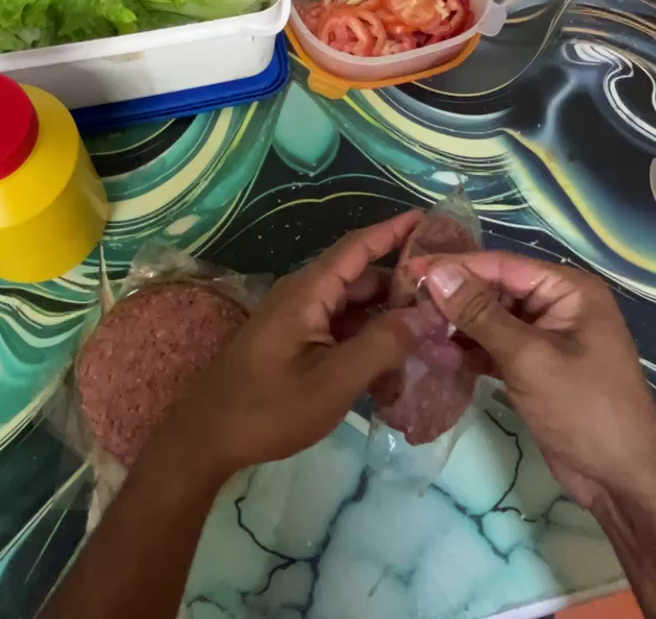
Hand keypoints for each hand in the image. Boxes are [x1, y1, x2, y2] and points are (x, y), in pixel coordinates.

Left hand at [162, 211, 435, 474]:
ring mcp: (299, 319)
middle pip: (360, 276)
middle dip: (402, 280)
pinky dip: (369, 334)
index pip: (358, 246)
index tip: (429, 218)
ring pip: (353, 304)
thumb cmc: (268, 407)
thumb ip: (381, 345)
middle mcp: (304, 295)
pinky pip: (341, 326)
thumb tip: (425, 314)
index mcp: (309, 291)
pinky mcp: (296, 342)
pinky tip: (397, 355)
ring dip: (388, 312)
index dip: (393, 230)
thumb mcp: (333, 381)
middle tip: (448, 290)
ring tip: (434, 324)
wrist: (207, 438)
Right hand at [422, 251, 655, 506]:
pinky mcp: (535, 365)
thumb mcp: (529, 357)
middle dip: (454, 296)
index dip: (456, 266)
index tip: (410, 269)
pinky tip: (437, 354)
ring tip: (415, 327)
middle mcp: (557, 304)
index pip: (502, 265)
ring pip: (491, 318)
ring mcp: (546, 336)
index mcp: (568, 289)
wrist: (623, 480)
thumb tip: (436, 273)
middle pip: (495, 289)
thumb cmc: (584, 408)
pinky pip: (495, 345)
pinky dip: (470, 349)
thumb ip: (480, 314)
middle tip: (406, 301)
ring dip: (457, 324)